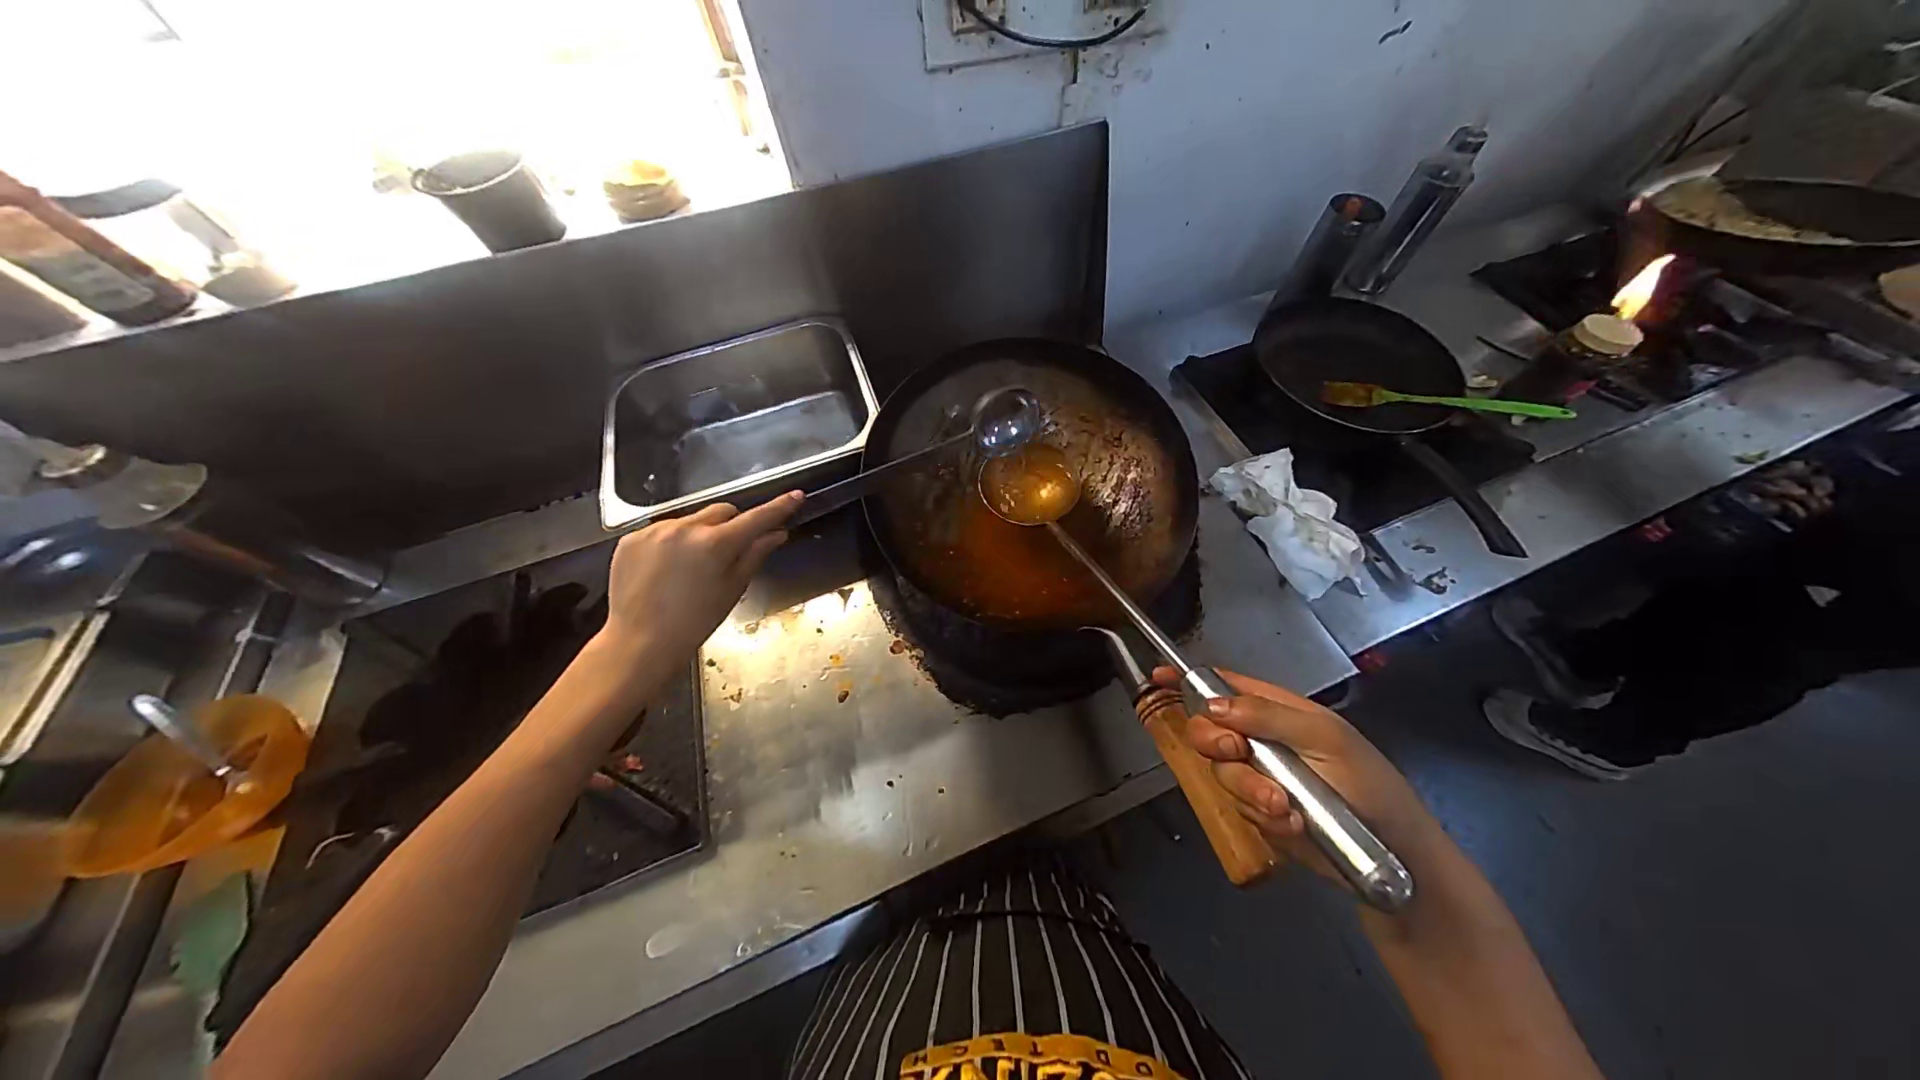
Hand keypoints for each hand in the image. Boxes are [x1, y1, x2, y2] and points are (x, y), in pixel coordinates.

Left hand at [601, 492, 802, 661]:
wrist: (640, 642)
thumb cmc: (692, 623)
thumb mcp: (733, 589)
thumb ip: (755, 554)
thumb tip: (775, 535)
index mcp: (715, 544)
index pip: (757, 518)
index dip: (779, 507)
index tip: (795, 496)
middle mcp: (684, 529)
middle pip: (722, 511)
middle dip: (732, 525)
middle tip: (731, 550)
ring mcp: (655, 531)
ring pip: (691, 519)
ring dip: (700, 533)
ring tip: (692, 568)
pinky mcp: (632, 538)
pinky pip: (662, 530)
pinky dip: (672, 542)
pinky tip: (668, 569)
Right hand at [1152, 666, 1433, 873]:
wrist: (1396, 861)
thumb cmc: (1371, 787)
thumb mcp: (1326, 738)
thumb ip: (1269, 716)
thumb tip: (1212, 705)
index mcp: (1278, 711)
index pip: (1225, 686)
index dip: (1191, 680)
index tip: (1159, 677)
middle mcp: (1261, 741)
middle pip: (1208, 730)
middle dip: (1217, 744)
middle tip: (1237, 753)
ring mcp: (1259, 778)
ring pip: (1221, 773)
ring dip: (1250, 789)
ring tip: (1286, 806)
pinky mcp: (1260, 814)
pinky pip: (1238, 808)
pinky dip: (1262, 816)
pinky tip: (1292, 823)